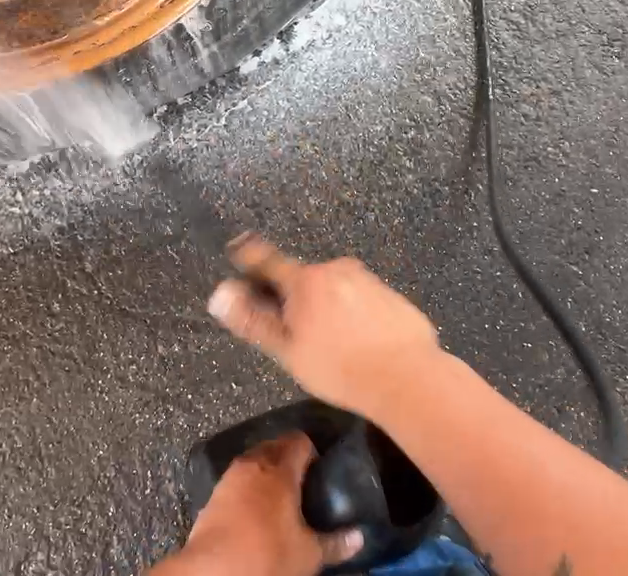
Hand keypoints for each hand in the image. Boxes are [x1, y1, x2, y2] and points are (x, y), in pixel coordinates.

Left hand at [161, 434, 361, 575]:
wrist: (214, 568)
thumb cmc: (267, 554)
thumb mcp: (308, 554)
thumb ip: (335, 543)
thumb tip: (359, 537)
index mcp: (280, 469)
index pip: (299, 441)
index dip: (313, 450)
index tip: (322, 468)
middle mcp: (254, 462)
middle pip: (276, 445)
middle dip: (290, 457)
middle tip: (305, 481)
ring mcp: (232, 474)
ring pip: (255, 458)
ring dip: (269, 468)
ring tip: (282, 494)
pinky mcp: (216, 490)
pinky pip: (239, 475)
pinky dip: (251, 482)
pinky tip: (257, 505)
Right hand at [206, 234, 441, 418]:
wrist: (408, 379)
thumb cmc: (340, 368)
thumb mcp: (287, 350)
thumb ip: (252, 320)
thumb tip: (220, 296)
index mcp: (306, 280)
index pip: (268, 261)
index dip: (250, 256)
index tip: (238, 248)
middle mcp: (336, 270)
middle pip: (305, 280)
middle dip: (300, 299)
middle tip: (302, 334)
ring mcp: (368, 281)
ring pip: (336, 290)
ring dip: (330, 308)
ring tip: (338, 346)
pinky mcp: (392, 296)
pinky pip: (364, 301)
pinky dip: (358, 317)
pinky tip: (363, 345)